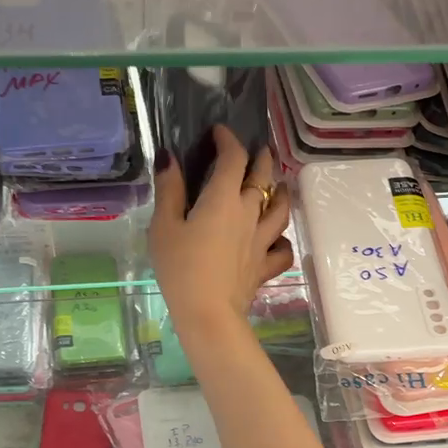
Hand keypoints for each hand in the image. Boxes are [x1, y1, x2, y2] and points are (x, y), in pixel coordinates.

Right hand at [149, 126, 293, 338]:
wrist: (208, 314)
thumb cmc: (180, 269)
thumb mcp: (164, 228)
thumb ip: (168, 191)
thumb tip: (169, 157)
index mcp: (223, 199)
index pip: (233, 158)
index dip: (228, 140)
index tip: (220, 132)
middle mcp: (249, 214)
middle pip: (263, 178)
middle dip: (262, 159)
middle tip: (260, 151)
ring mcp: (261, 241)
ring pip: (281, 209)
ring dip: (281, 193)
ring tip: (278, 186)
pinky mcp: (264, 267)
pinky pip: (282, 250)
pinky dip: (283, 241)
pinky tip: (278, 239)